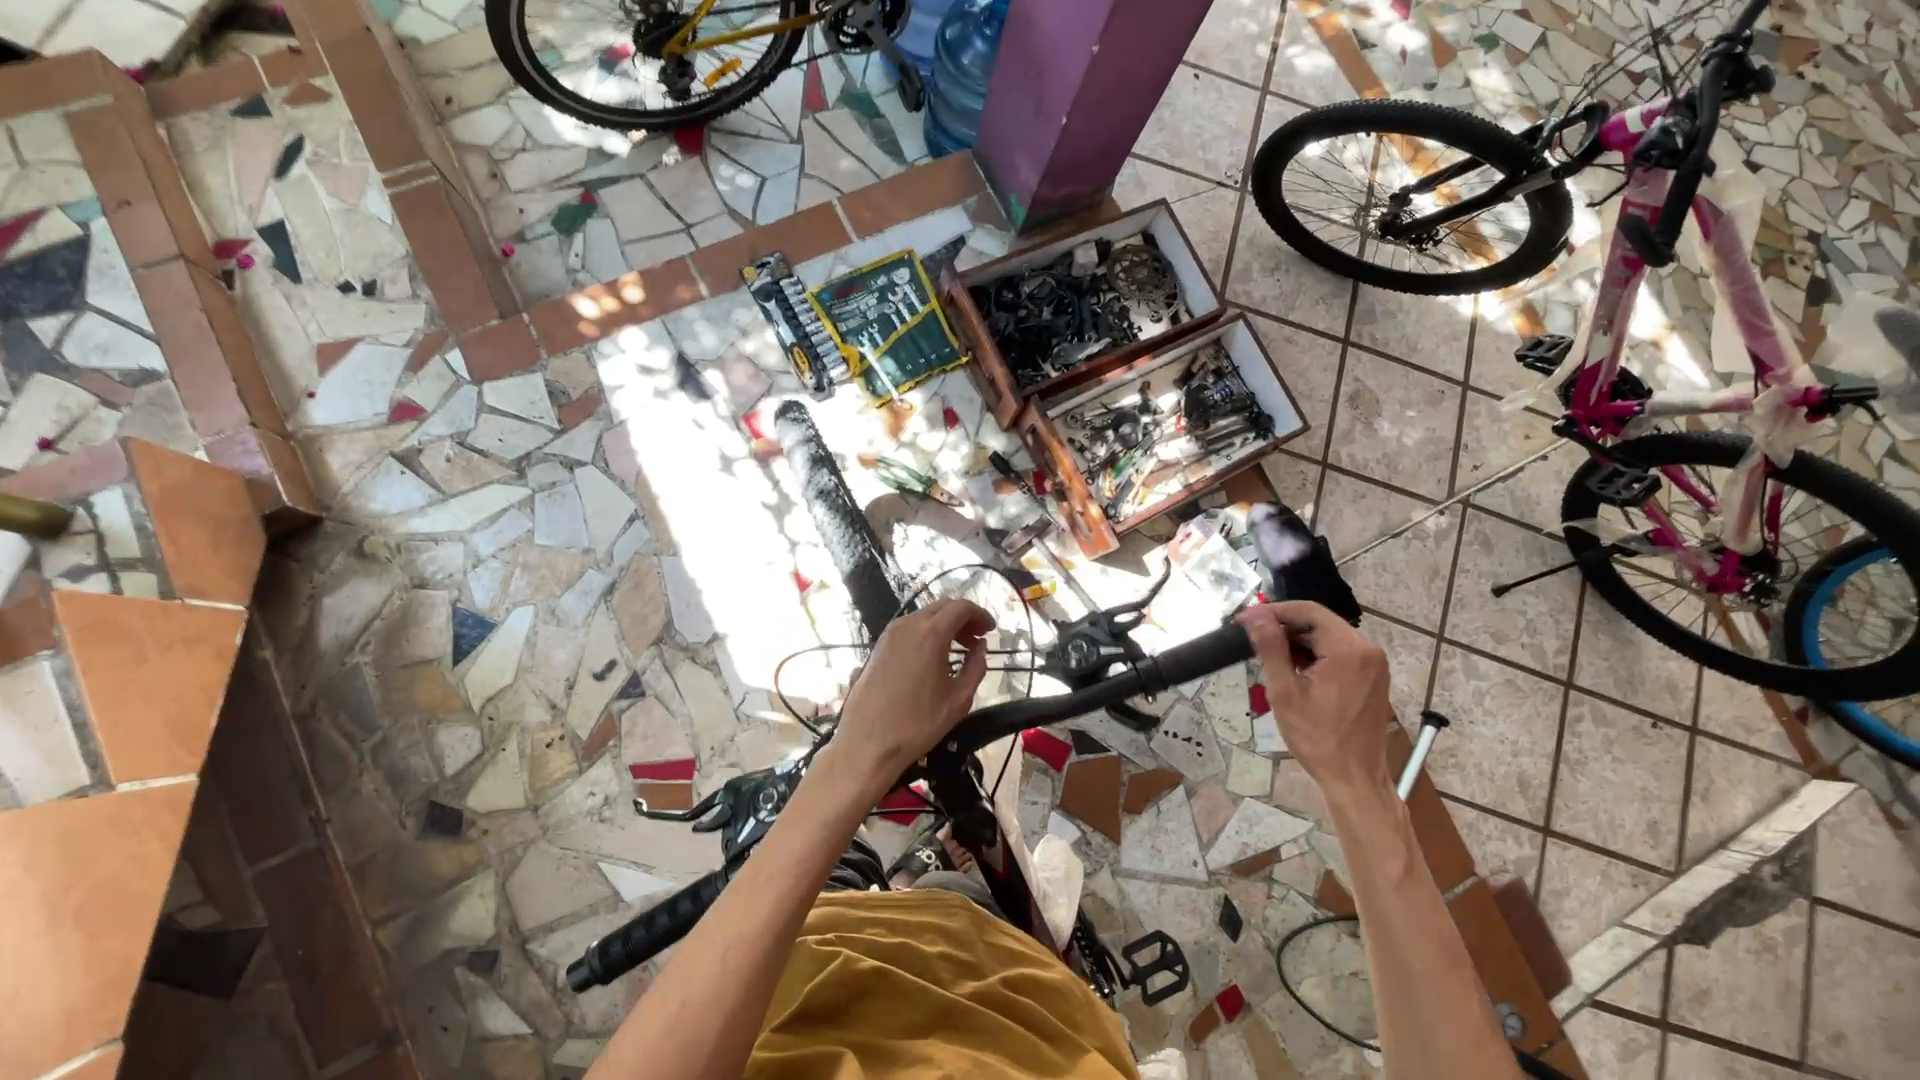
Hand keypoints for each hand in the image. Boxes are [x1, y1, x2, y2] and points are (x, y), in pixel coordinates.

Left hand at [830, 598, 993, 796]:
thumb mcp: (958, 699)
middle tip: (977, 639)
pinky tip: (932, 658)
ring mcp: (888, 635)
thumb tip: (980, 647)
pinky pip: (908, 630)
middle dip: (963, 618)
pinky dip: (926, 633)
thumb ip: (976, 667)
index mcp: (930, 634)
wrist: (867, 744)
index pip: (961, 607)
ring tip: (957, 649)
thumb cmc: (917, 724)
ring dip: (944, 625)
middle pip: (941, 607)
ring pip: (923, 616)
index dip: (980, 614)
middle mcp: (907, 626)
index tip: (990, 629)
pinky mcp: (877, 648)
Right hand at [1236, 601, 1394, 797]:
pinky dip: (1315, 655)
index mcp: (1349, 649)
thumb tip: (1255, 615)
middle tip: (1252, 638)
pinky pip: (1339, 652)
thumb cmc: (1317, 738)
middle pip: (1320, 622)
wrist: (1354, 777)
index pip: (1308, 611)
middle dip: (1284, 627)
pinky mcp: (1372, 676)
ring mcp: (1373, 663)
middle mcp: (1368, 649)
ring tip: (1269, 656)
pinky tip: (1294, 669)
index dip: (1274, 611)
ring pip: (1328, 637)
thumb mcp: (1285, 692)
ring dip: (1298, 642)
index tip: (1245, 620)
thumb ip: (1270, 648)